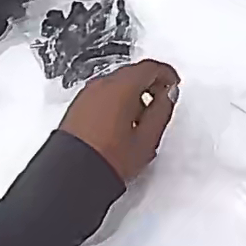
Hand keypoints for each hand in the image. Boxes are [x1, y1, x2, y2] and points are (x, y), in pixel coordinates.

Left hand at [58, 60, 179, 183]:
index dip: (166, 74)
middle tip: (162, 97)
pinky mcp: (77, 107)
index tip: (173, 83)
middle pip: (132, 73)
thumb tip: (168, 95)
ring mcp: (86, 95)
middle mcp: (101, 85)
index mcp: (121, 87)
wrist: (71, 178)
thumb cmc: (106, 159)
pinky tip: (123, 122)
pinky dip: (116, 100)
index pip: (150, 67)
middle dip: (150, 83)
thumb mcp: (147, 137)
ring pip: (117, 83)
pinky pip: (103, 94)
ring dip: (133, 93)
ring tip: (142, 117)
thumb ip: (162, 109)